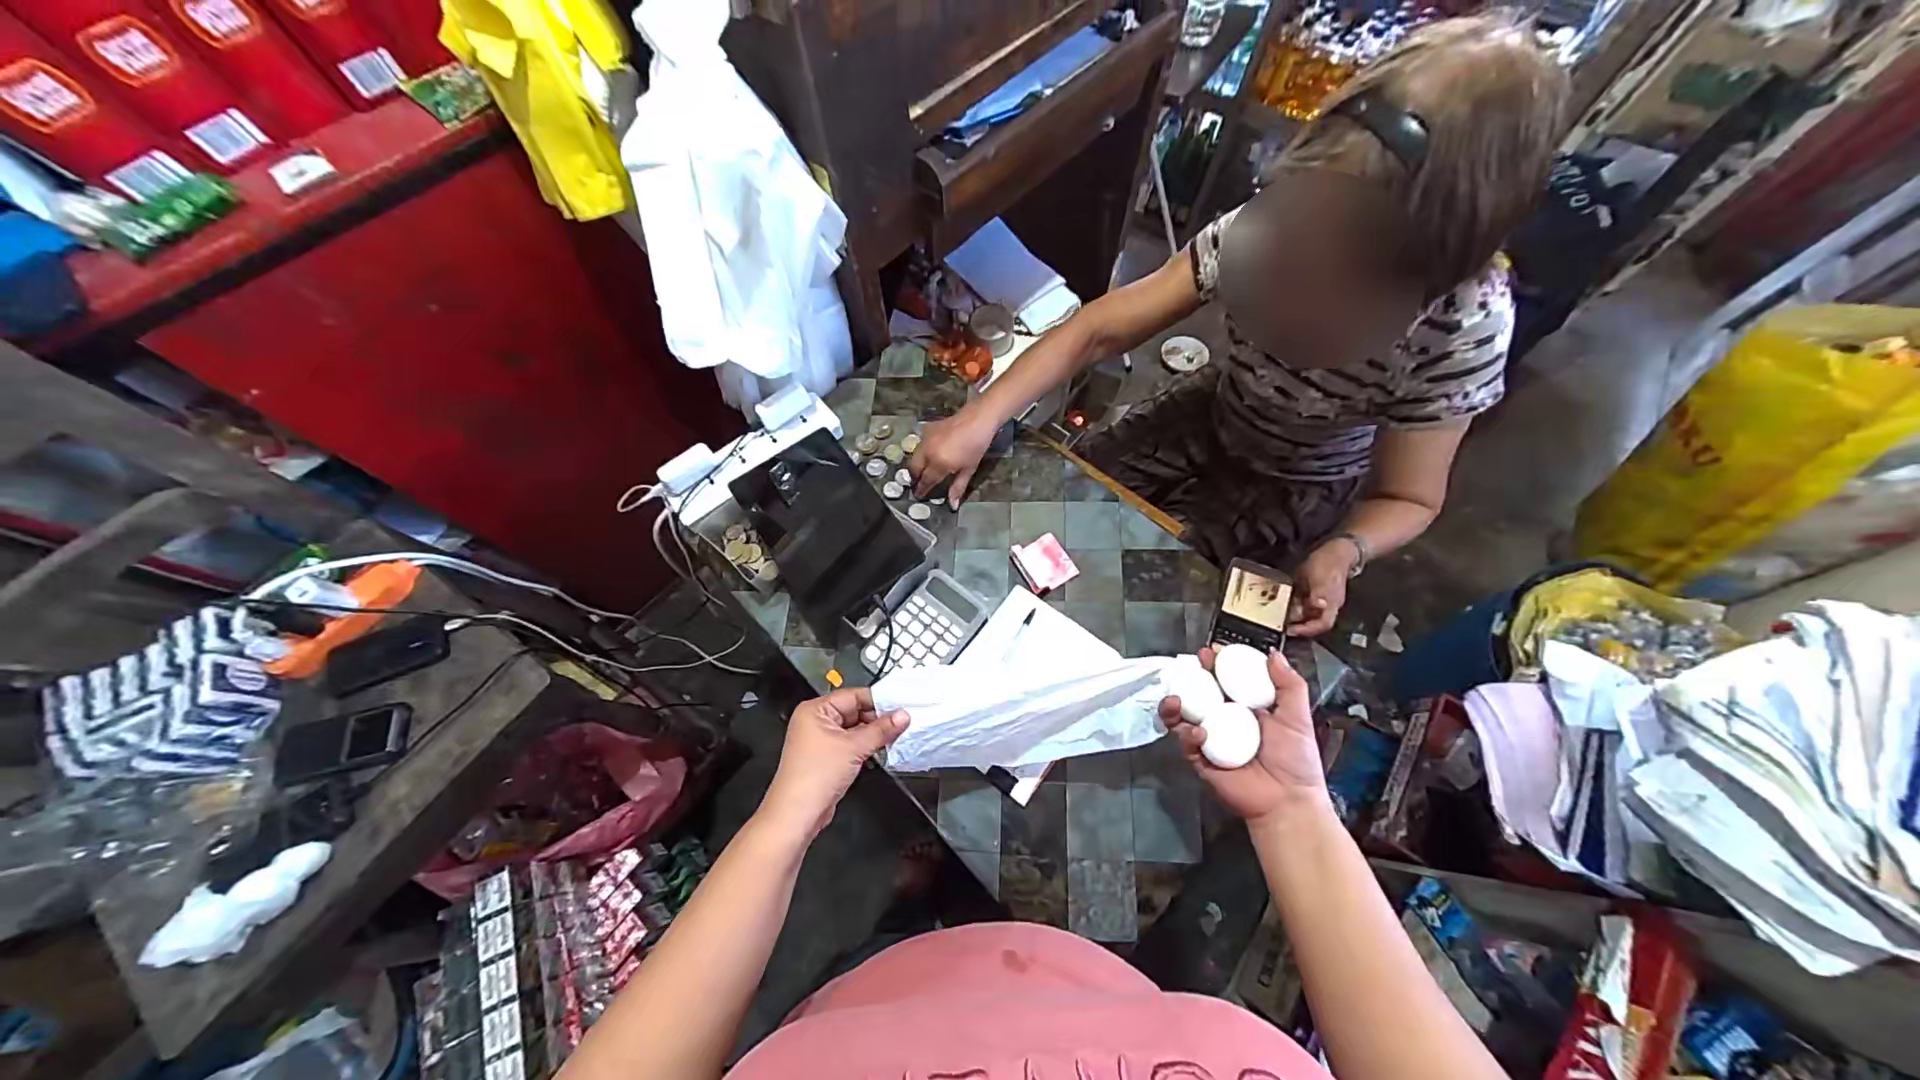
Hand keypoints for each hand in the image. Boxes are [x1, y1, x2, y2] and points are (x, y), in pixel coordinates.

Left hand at [759, 688, 909, 840]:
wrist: (798, 813)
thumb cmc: (811, 778)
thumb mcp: (854, 747)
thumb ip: (881, 730)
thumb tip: (900, 716)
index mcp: (815, 710)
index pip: (853, 695)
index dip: (877, 701)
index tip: (898, 706)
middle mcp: (815, 722)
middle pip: (854, 712)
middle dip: (877, 719)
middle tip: (900, 723)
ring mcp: (820, 740)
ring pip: (854, 729)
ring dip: (872, 734)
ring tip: (894, 736)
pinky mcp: (826, 757)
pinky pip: (850, 744)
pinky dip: (865, 746)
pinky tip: (881, 749)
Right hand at [909, 412, 994, 506]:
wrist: (978, 419)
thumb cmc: (976, 446)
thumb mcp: (968, 469)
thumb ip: (957, 488)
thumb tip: (952, 505)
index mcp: (938, 464)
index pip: (925, 481)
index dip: (921, 490)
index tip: (919, 496)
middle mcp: (927, 452)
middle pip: (914, 469)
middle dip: (915, 477)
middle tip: (919, 483)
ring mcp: (925, 439)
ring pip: (914, 456)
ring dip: (916, 465)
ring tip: (922, 471)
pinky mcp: (927, 429)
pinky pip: (919, 445)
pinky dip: (921, 453)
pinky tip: (929, 454)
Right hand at [1158, 646, 1325, 828]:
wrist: (1289, 801)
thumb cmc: (1296, 760)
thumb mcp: (1298, 717)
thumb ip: (1289, 685)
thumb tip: (1274, 653)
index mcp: (1245, 708)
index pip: (1225, 680)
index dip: (1216, 665)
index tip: (1211, 652)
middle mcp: (1224, 720)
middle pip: (1199, 694)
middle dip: (1190, 678)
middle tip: (1191, 668)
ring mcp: (1210, 739)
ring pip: (1183, 717)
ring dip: (1175, 706)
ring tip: (1175, 701)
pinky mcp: (1201, 760)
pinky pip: (1186, 743)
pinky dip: (1188, 735)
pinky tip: (1199, 733)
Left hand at [1288, 539, 1355, 635]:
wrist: (1336, 550)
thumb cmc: (1327, 563)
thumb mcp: (1320, 578)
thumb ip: (1319, 593)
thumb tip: (1319, 605)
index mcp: (1330, 604)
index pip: (1322, 624)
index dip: (1307, 630)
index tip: (1290, 630)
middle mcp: (1326, 604)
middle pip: (1312, 621)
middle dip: (1296, 624)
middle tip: (1279, 624)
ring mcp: (1319, 598)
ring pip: (1306, 613)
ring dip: (1292, 615)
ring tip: (1277, 615)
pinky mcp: (1313, 591)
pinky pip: (1302, 603)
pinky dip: (1292, 605)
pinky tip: (1281, 603)